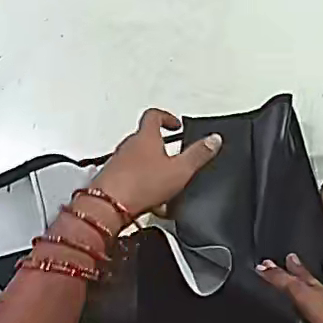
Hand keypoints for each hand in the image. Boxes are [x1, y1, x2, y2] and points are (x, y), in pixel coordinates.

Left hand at [90, 108, 221, 217]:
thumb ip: (198, 154)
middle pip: (145, 138)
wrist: (108, 206)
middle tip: (172, 155)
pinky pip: (130, 177)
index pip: (154, 115)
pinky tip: (151, 203)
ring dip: (151, 168)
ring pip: (137, 159)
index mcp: (145, 137)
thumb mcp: (180, 170)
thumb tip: (213, 140)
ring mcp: (117, 162)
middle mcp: (128, 146)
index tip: (175, 124)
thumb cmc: (139, 185)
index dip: (167, 117)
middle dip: (161, 147)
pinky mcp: (111, 179)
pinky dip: (142, 184)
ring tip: (164, 184)